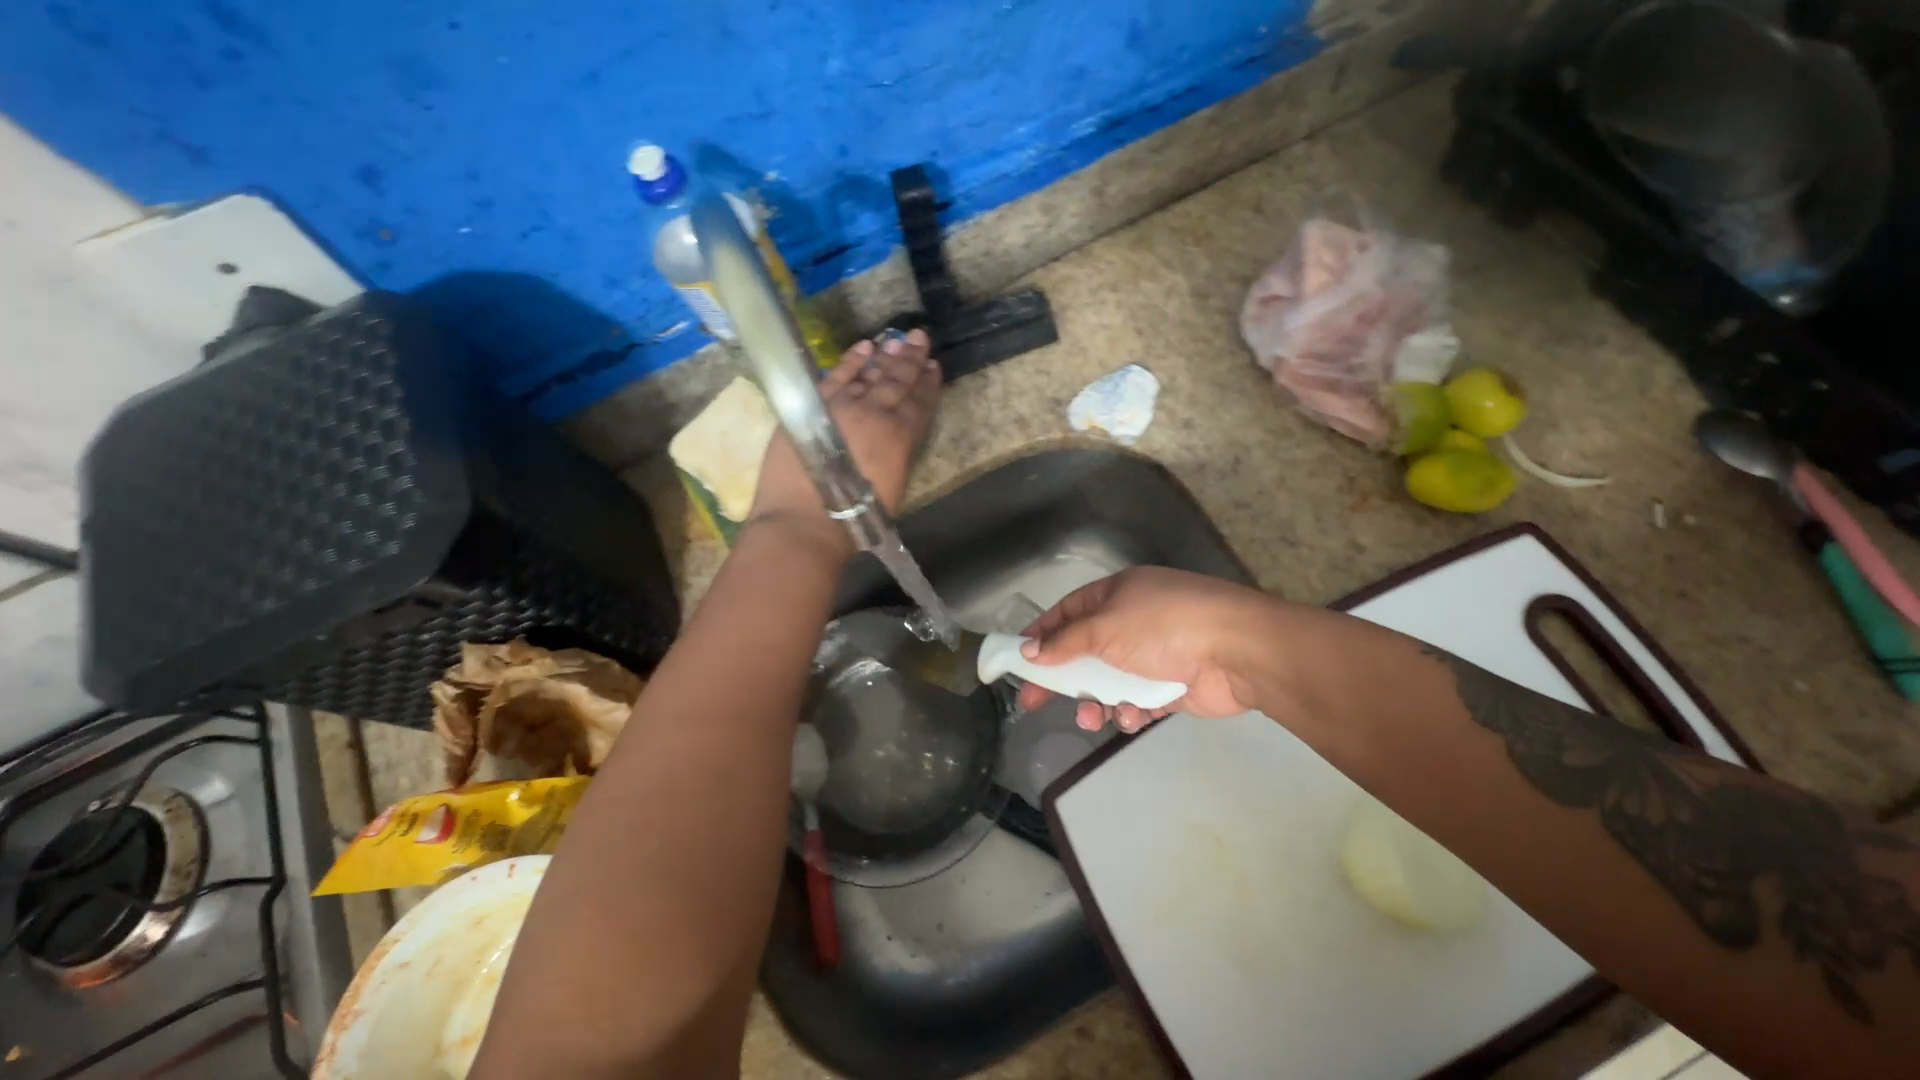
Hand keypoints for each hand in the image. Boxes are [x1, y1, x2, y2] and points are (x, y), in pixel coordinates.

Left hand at [749, 330, 940, 554]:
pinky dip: (851, 361)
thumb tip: (897, 438)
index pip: (919, 405)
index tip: (934, 366)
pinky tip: (863, 348)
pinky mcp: (813, 404)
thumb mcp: (893, 490)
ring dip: (885, 356)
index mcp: (900, 438)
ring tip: (898, 340)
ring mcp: (843, 405)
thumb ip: (897, 457)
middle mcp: (876, 414)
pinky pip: (836, 375)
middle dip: (910, 359)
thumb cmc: (854, 519)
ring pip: (869, 374)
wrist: (806, 519)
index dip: (928, 385)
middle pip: (896, 381)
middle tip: (920, 336)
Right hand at [1016, 567, 1284, 732]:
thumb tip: (1030, 651)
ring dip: (1095, 701)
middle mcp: (1133, 622)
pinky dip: (1129, 711)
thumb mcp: (1105, 627)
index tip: (1017, 659)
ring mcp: (1154, 655)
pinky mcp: (1172, 687)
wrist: (1237, 651)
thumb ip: (1066, 642)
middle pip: (1084, 652)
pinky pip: (1137, 702)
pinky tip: (1131, 716)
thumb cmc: (1165, 626)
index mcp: (1117, 595)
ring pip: (1109, 683)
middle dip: (1061, 678)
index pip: (1068, 613)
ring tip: (1091, 718)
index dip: (1041, 634)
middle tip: (1031, 704)